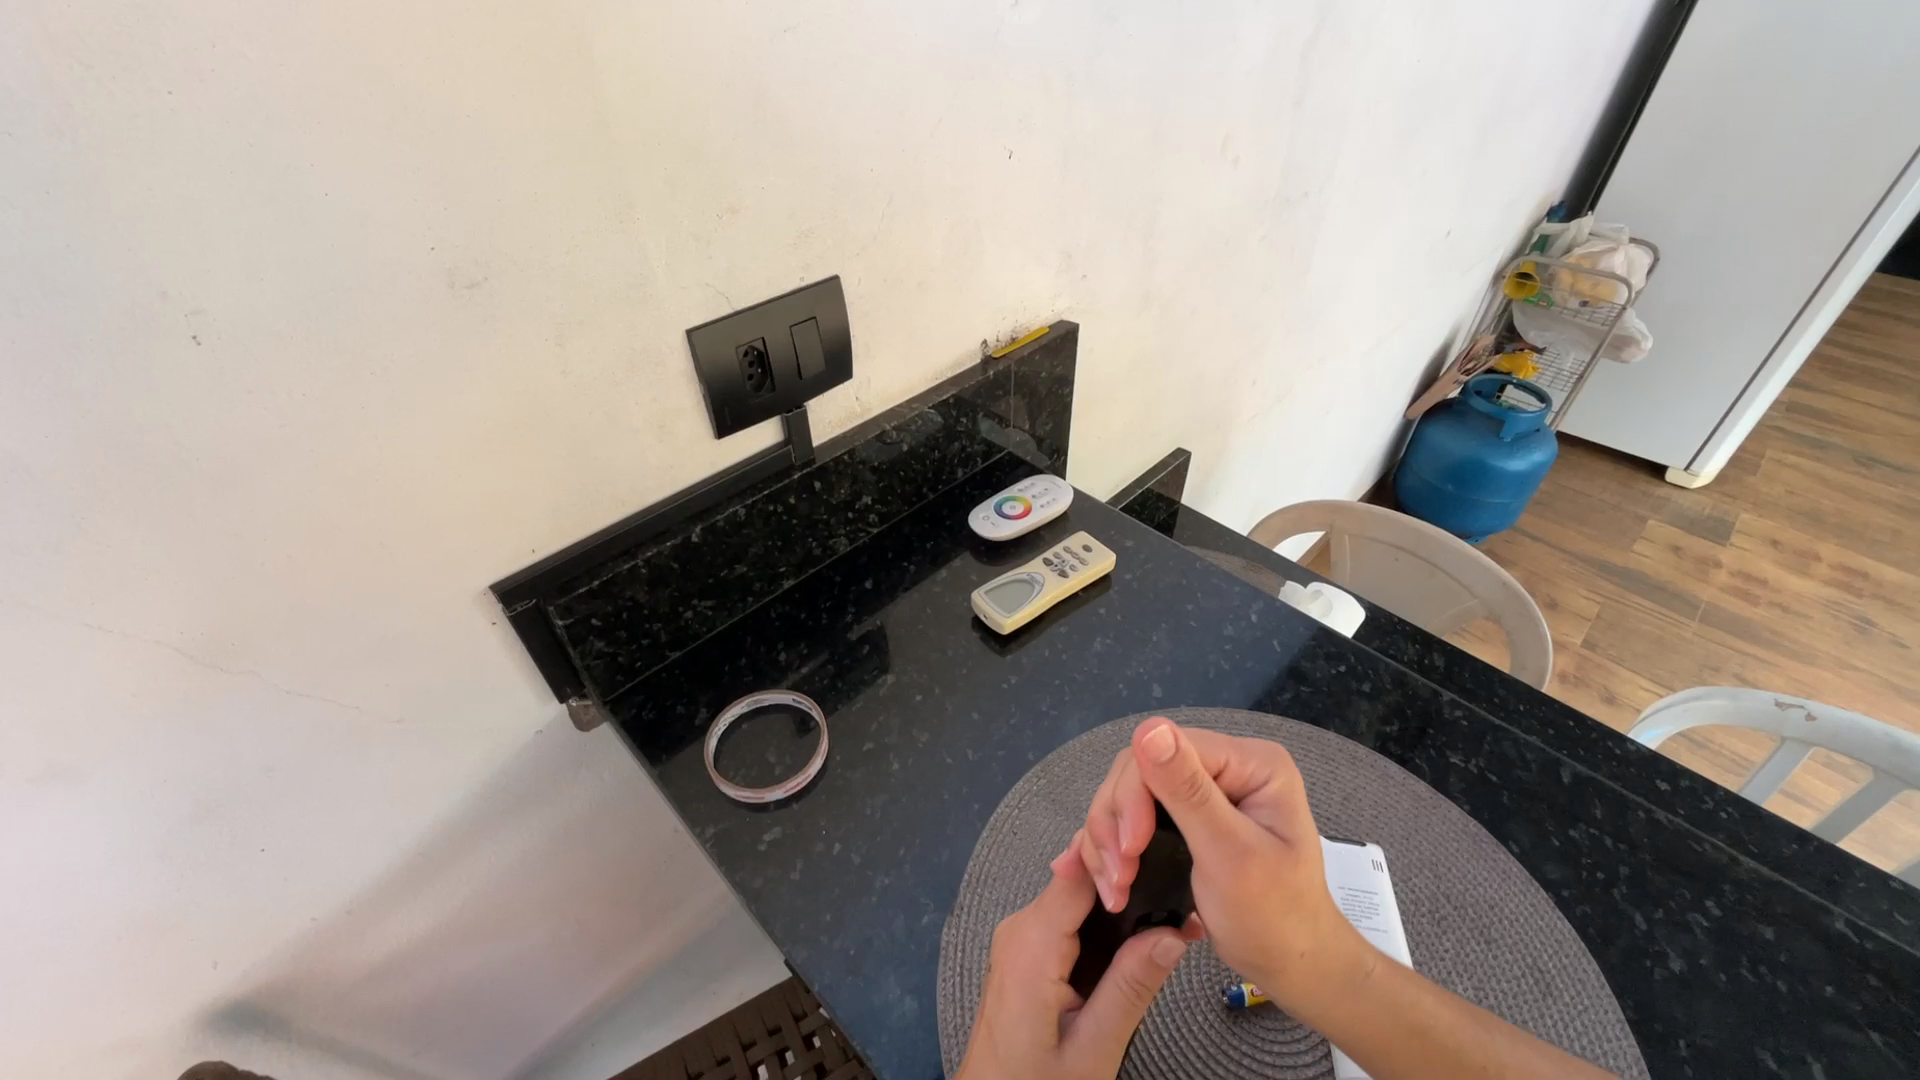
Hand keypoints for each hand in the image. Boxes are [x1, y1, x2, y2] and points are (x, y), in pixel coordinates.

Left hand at [954, 830, 1192, 1079]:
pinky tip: (1139, 938)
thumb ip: (1130, 987)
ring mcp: (1020, 935)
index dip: (1122, 861)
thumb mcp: (1093, 1048)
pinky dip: (1103, 924)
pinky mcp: (1025, 949)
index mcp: (1032, 942)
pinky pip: (1068, 920)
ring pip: (1077, 897)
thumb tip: (1173, 932)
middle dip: (1129, 882)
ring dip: (1121, 904)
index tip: (1169, 868)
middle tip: (1185, 903)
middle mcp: (1021, 925)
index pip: (1079, 871)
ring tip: (1173, 918)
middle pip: (1080, 879)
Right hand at [1077, 716, 1371, 1016]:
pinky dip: (1114, 842)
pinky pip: (1134, 810)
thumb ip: (1188, 791)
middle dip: (1119, 820)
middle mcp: (1228, 763)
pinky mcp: (1186, 812)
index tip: (1129, 850)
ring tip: (1114, 883)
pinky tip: (1110, 875)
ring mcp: (1205, 787)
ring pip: (1129, 789)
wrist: (1289, 966)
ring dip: (1110, 835)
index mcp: (1251, 762)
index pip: (1168, 749)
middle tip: (1117, 875)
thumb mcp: (1230, 854)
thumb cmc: (1273, 917)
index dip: (1136, 793)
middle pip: (1141, 767)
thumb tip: (1148, 727)